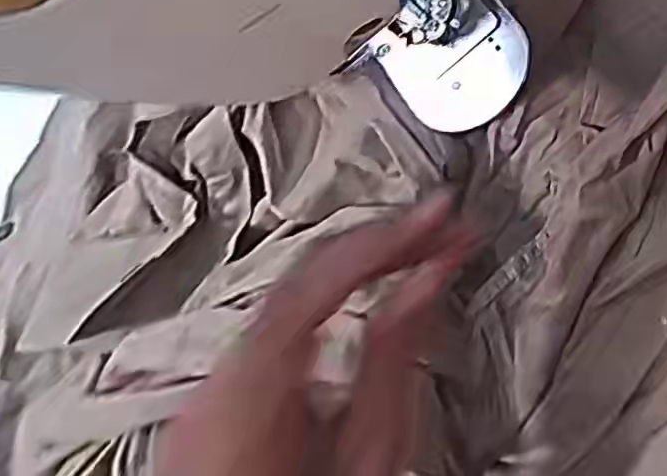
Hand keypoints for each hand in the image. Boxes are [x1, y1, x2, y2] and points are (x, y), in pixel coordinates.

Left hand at [157, 195, 472, 475]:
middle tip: (448, 226)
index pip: (330, 270)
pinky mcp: (230, 388)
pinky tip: (381, 277)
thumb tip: (429, 276)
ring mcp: (218, 379)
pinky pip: (291, 309)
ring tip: (430, 244)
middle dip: (392, 239)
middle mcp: (223, 373)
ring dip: (374, 256)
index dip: (395, 234)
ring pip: (306, 281)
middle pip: (317, 268)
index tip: (442, 215)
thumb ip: (394, 355)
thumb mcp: (365, 451)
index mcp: (253, 384)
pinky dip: (344, 284)